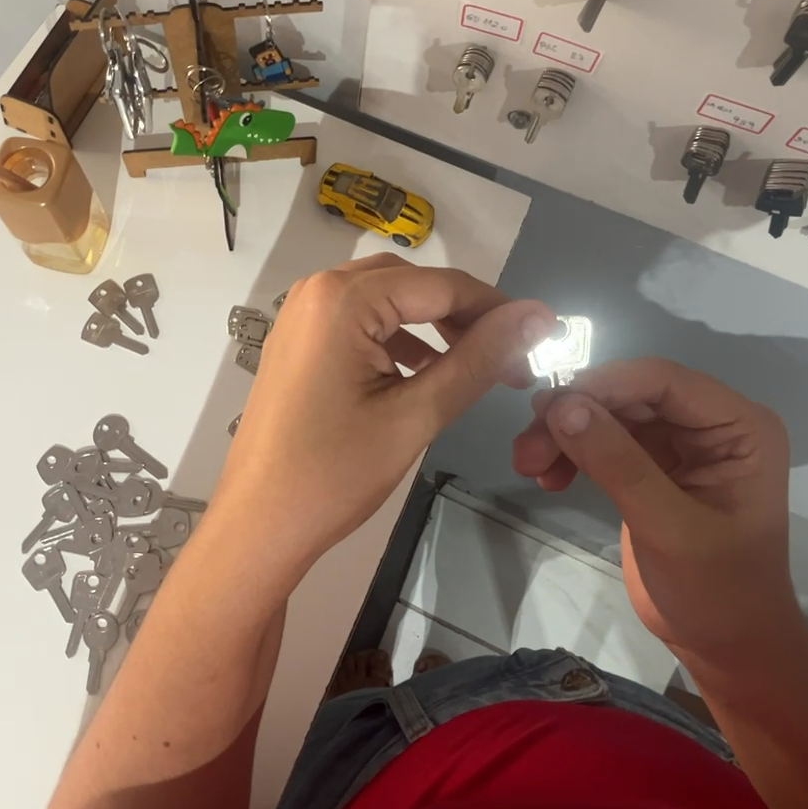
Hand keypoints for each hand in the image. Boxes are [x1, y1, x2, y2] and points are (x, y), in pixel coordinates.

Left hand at [220, 254, 554, 567]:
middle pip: (413, 286)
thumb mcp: (416, 413)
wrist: (259, 523)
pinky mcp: (297, 341)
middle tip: (512, 357)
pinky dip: (398, 340)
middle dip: (466, 317)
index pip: (442, 285)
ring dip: (434, 327)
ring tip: (478, 367)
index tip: (548, 335)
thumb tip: (536, 319)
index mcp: (343, 298)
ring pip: (387, 302)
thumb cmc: (334, 472)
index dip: (500, 308)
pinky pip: (359, 323)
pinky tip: (425, 373)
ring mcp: (301, 314)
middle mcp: (317, 290)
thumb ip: (479, 359)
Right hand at [511, 358, 804, 667]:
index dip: (602, 386)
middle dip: (573, 415)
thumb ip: (617, 463)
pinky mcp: (647, 464)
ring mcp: (676, 443)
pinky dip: (568, 453)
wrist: (723, 646)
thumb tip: (560, 406)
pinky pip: (599, 440)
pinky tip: (548, 478)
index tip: (547, 409)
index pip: (662, 380)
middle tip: (527, 449)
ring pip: (604, 414)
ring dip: (562, 434)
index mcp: (738, 426)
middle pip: (626, 394)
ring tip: (527, 465)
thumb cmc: (716, 591)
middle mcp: (708, 423)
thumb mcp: (668, 527)